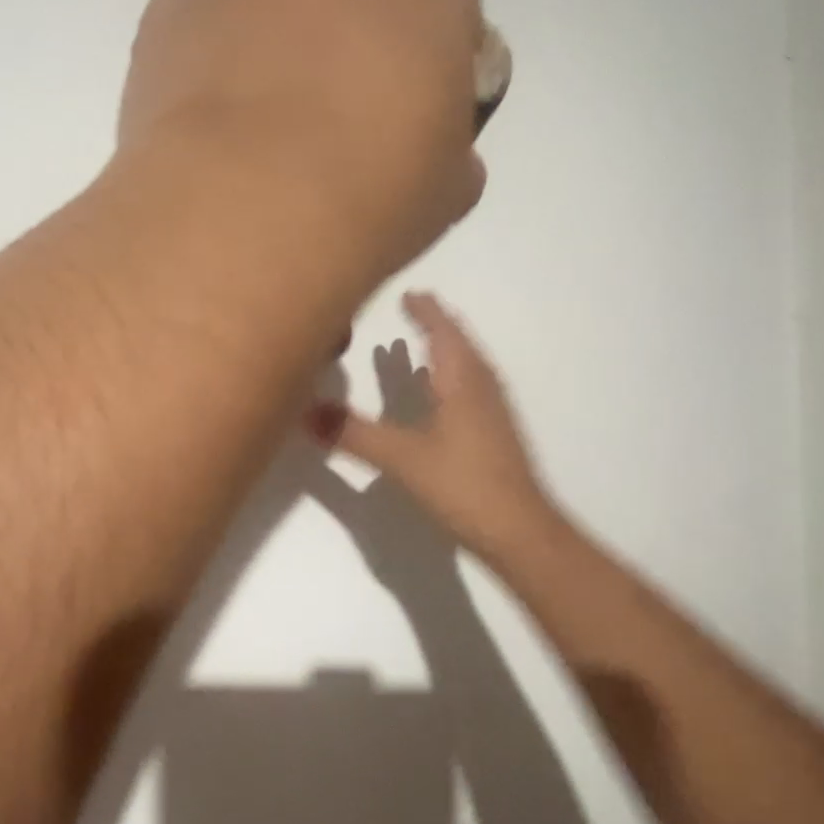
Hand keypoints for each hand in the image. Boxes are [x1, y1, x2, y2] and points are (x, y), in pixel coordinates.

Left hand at [120, 0, 486, 272]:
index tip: (406, 111)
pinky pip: (209, 18)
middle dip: (349, 30)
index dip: (426, 53)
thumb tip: (432, 152)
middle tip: (334, 112)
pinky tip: (215, 127)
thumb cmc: (368, 195)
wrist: (242, 210)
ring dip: (278, 34)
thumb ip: (450, 145)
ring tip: (263, 127)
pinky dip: (216, 56)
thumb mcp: (448, 188)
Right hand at [307, 292, 551, 561]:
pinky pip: (469, 394)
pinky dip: (448, 385)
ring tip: (419, 353)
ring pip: (466, 371)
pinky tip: (437, 405)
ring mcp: (492, 414)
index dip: (426, 312)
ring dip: (443, 356)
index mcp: (462, 381)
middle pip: (460, 346)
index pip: (444, 332)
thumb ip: (354, 434)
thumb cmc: (462, 484)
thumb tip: (305, 412)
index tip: (410, 293)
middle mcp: (482, 388)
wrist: (518, 529)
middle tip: (412, 313)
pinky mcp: (494, 439)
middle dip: (436, 328)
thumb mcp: (400, 457)